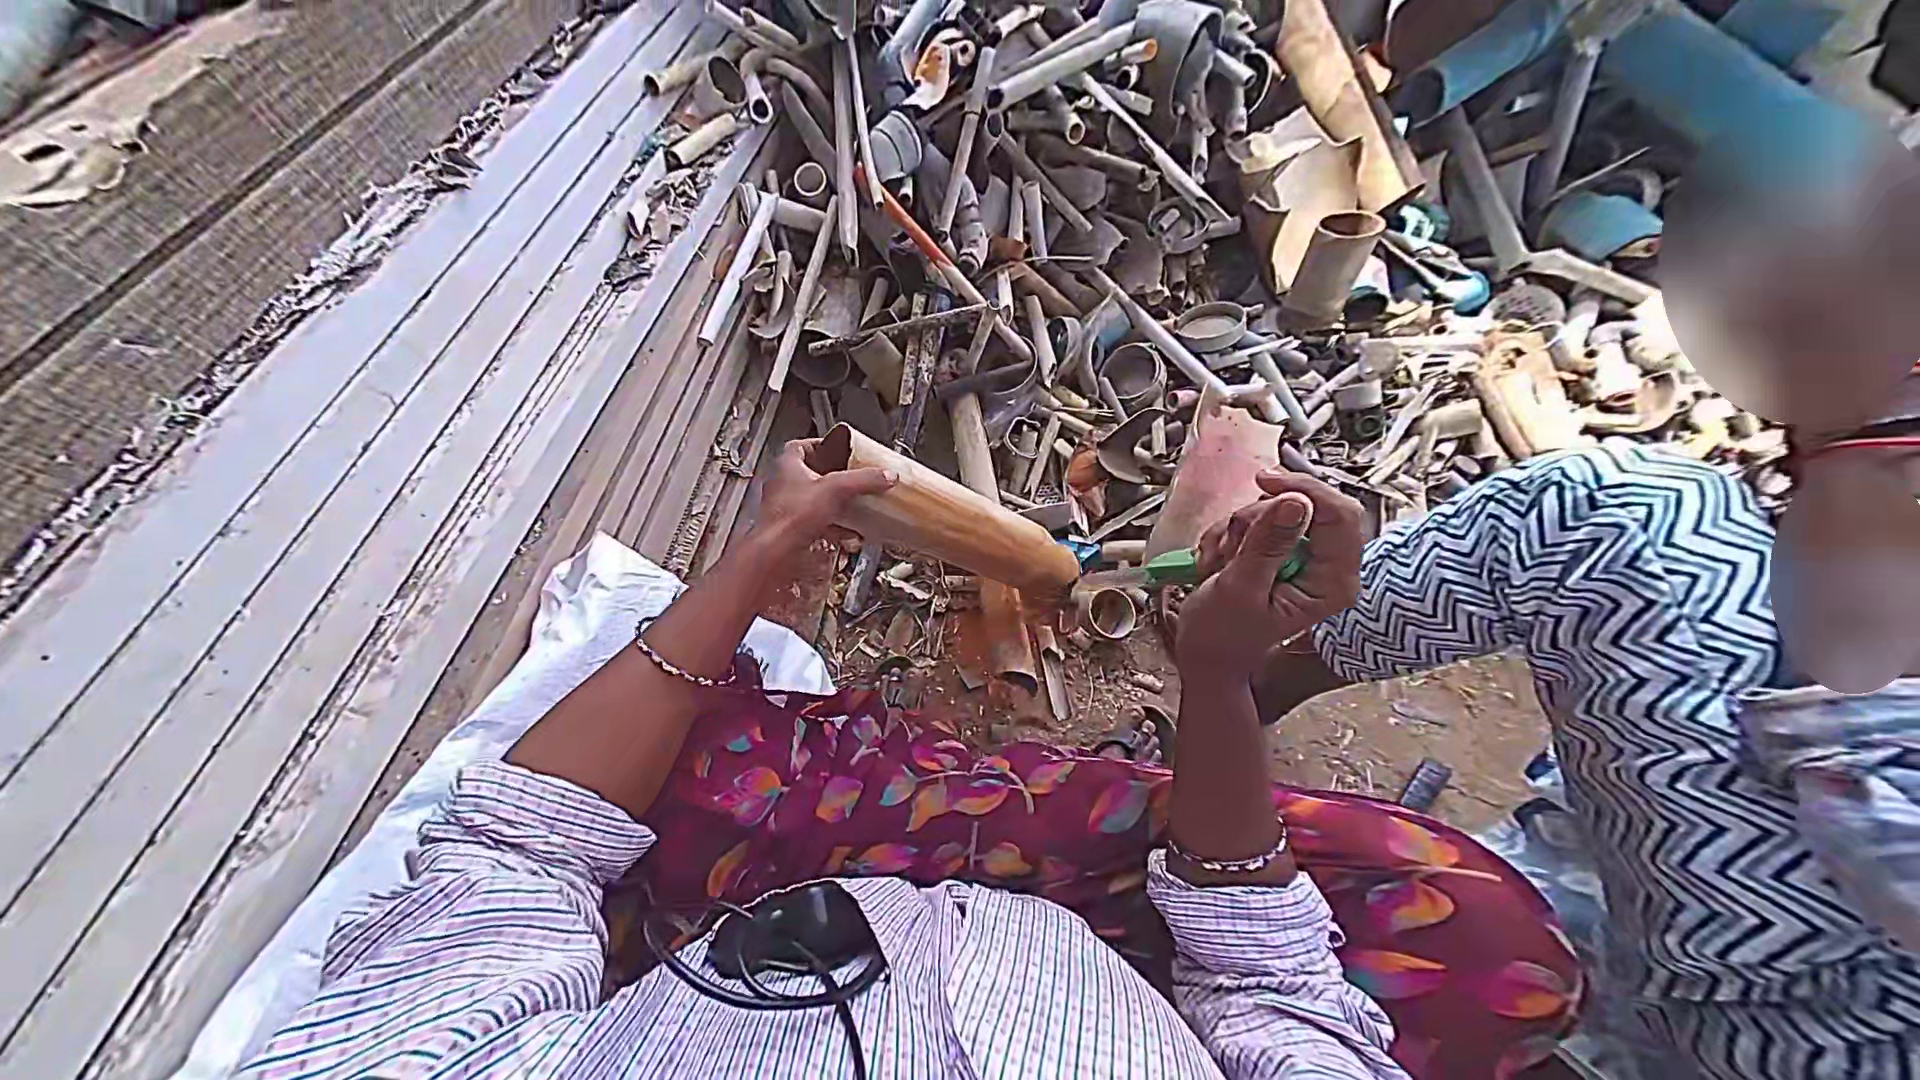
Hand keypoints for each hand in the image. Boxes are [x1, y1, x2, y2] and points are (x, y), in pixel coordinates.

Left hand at [751, 438, 896, 555]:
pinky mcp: (790, 530)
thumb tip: (886, 475)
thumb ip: (864, 480)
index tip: (835, 449)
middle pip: (808, 474)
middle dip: (830, 478)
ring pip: (811, 500)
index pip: (800, 446)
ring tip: (849, 506)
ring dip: (831, 504)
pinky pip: (813, 524)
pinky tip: (845, 534)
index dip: (819, 445)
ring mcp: (784, 509)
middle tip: (848, 480)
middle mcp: (782, 485)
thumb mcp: (837, 489)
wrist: (778, 551)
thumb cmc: (793, 516)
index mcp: (787, 466)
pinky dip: (831, 527)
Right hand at [1176, 471, 1362, 680]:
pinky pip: (1256, 523)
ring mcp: (1302, 560)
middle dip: (1257, 518)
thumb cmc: (1221, 634)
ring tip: (1218, 560)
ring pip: (1275, 512)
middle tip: (1228, 544)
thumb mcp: (1239, 588)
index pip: (1340, 516)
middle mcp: (1326, 568)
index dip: (1305, 491)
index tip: (1265, 482)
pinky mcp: (1280, 554)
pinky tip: (1217, 559)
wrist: (1205, 653)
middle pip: (1305, 508)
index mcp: (1332, 583)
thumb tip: (1296, 502)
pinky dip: (1229, 535)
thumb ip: (1268, 544)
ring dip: (1236, 529)